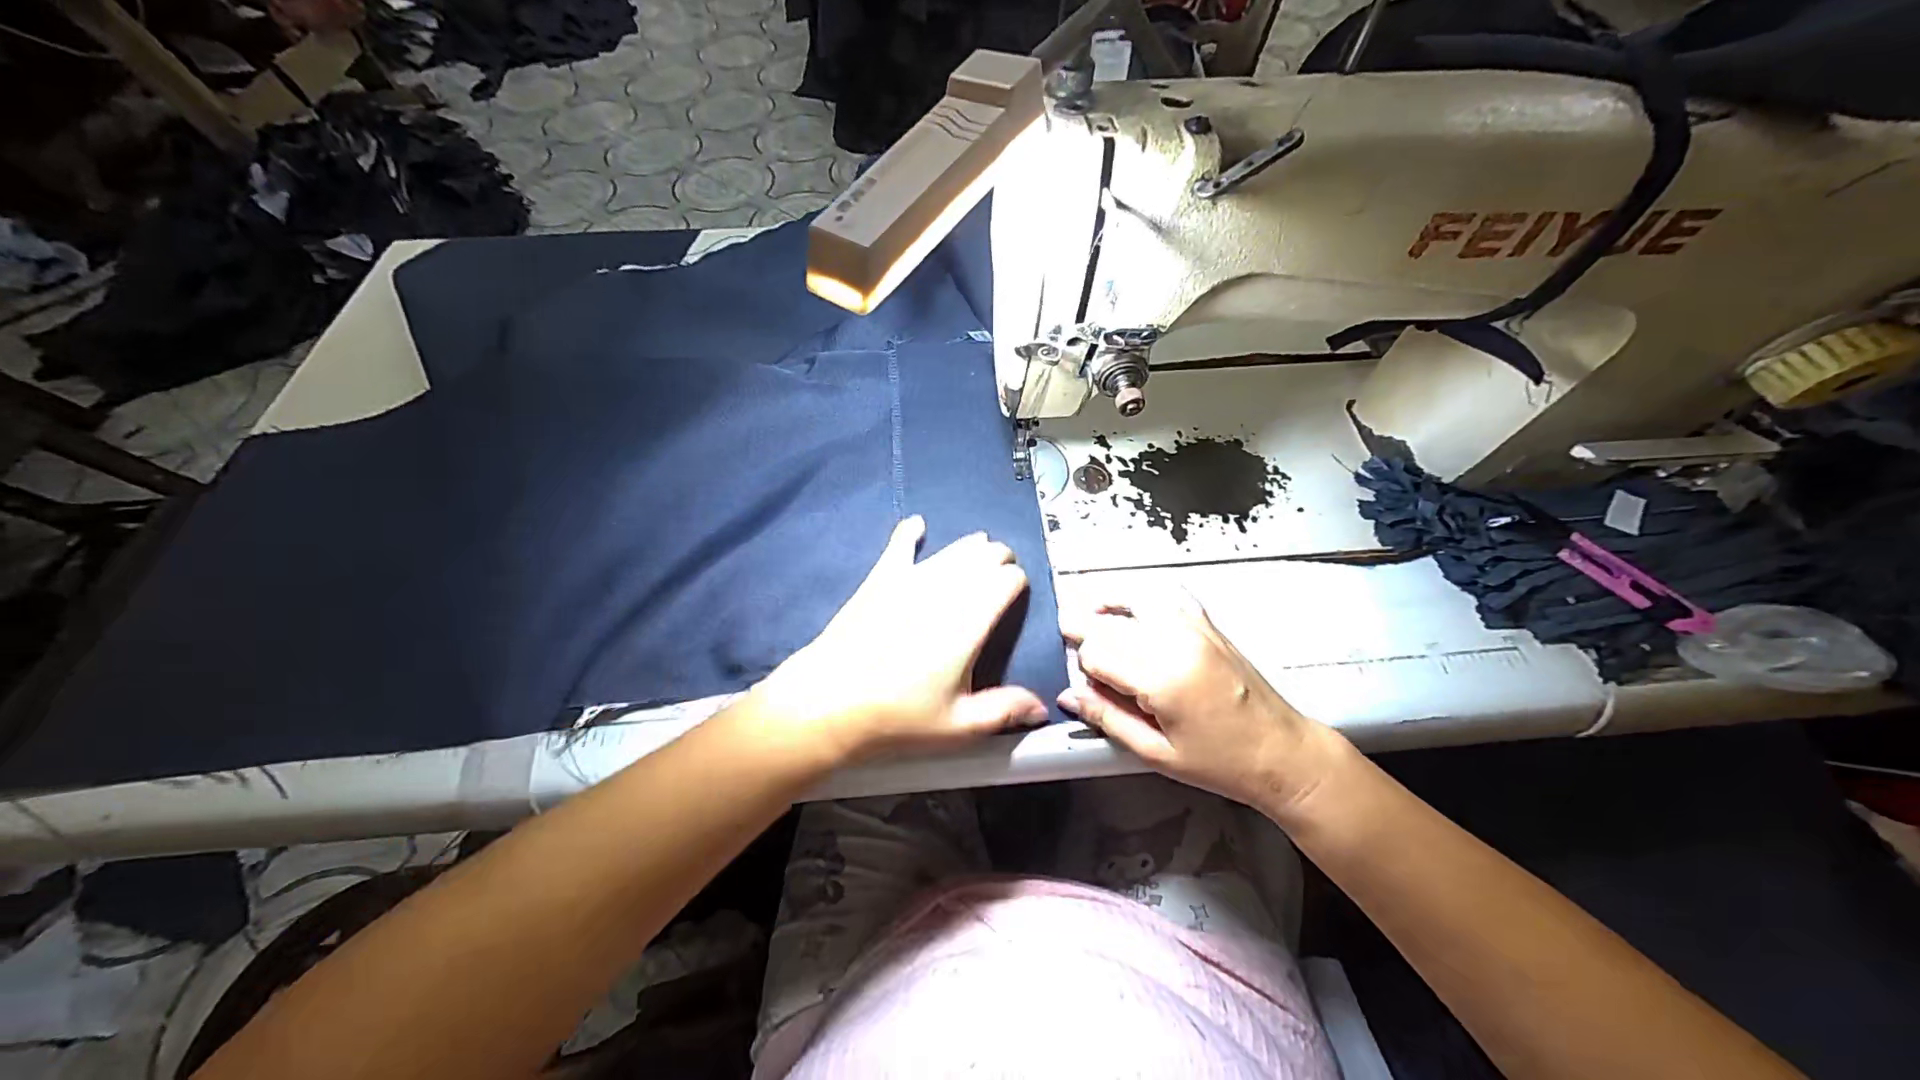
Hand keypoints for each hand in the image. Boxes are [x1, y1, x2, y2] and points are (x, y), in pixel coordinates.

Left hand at [748, 516, 1047, 763]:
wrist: (829, 701)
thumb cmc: (898, 716)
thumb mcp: (958, 724)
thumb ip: (1003, 710)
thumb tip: (1040, 707)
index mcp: (971, 620)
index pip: (1009, 579)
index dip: (1018, 583)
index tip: (1016, 597)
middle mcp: (946, 589)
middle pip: (985, 555)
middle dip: (1000, 560)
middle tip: (1000, 579)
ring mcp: (911, 578)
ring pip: (954, 547)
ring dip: (971, 548)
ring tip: (977, 554)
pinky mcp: (880, 577)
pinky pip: (900, 544)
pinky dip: (912, 533)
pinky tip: (919, 526)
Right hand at [1058, 589, 1346, 820]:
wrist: (1283, 752)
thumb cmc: (1225, 761)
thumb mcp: (1157, 753)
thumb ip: (1108, 719)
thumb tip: (1071, 696)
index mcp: (1163, 680)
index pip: (1097, 652)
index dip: (1082, 666)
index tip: (1084, 680)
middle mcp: (1178, 644)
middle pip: (1110, 621)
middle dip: (1083, 626)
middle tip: (1065, 627)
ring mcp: (1195, 628)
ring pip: (1135, 596)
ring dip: (1107, 601)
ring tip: (1087, 605)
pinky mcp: (1208, 624)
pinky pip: (1167, 593)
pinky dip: (1142, 594)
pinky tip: (1129, 603)